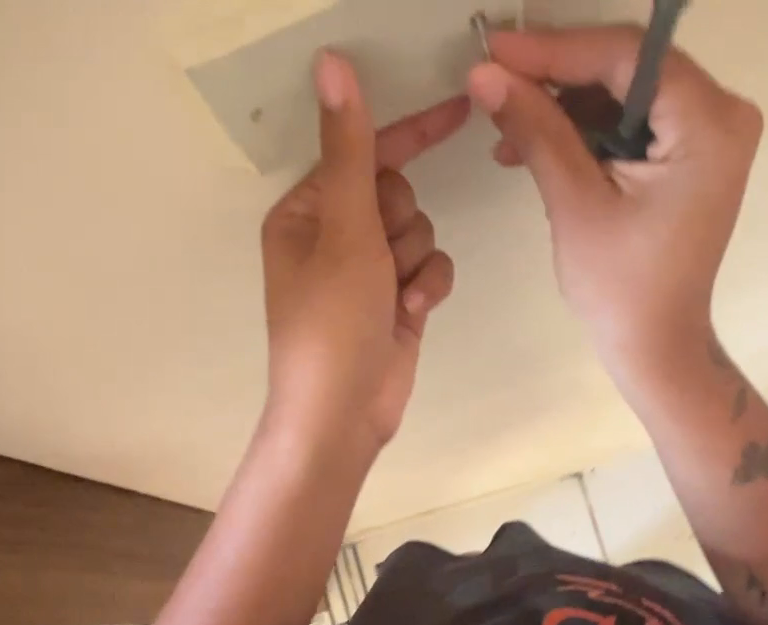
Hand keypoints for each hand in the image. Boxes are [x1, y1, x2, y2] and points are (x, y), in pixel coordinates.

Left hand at [261, 51, 468, 458]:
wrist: (343, 415)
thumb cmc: (332, 324)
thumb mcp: (344, 231)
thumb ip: (352, 150)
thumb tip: (333, 66)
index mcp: (306, 212)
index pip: (364, 154)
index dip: (411, 134)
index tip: (460, 109)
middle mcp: (335, 236)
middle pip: (398, 193)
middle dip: (400, 226)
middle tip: (380, 260)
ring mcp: (367, 272)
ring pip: (420, 232)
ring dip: (415, 265)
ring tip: (393, 299)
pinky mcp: (396, 301)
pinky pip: (431, 269)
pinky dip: (427, 290)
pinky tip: (410, 317)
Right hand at [467, 28, 761, 372]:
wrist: (654, 345)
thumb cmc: (620, 287)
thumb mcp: (574, 204)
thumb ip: (536, 130)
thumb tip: (486, 75)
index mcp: (709, 124)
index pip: (626, 56)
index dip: (555, 50)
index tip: (495, 50)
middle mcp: (722, 115)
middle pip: (627, 69)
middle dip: (556, 78)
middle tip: (494, 84)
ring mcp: (708, 135)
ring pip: (622, 95)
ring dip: (563, 109)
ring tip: (506, 133)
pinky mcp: (689, 156)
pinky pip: (629, 124)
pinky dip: (583, 133)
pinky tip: (533, 148)